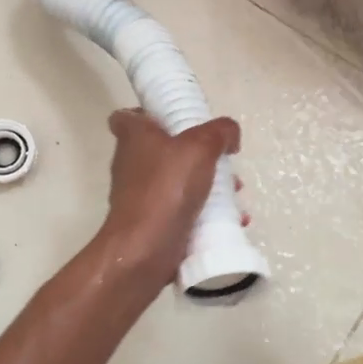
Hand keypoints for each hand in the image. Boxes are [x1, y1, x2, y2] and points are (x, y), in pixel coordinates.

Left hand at [99, 109, 240, 289]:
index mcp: (134, 138)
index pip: (126, 116)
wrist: (144, 249)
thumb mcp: (200, 148)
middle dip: (196, 154)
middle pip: (162, 149)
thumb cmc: (166, 188)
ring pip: (177, 181)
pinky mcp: (152, 222)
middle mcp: (132, 164)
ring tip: (235, 192)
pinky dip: (205, 213)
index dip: (148, 113)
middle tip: (221, 160)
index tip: (175, 119)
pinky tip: (233, 219)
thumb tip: (229, 134)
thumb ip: (219, 132)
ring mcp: (141, 196)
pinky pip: (182, 210)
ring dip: (207, 184)